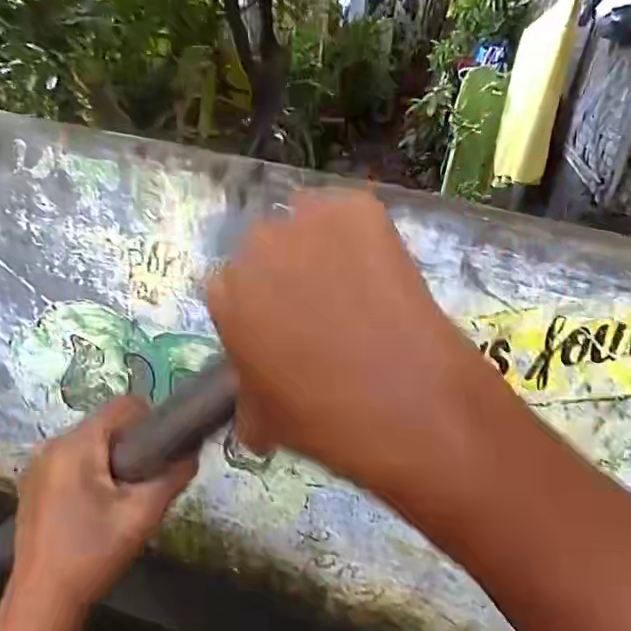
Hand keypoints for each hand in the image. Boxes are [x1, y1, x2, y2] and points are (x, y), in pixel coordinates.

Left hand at [0, 397, 197, 630]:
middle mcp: (52, 445)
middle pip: (106, 424)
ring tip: (124, 499)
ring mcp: (38, 465)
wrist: (42, 603)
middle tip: (146, 482)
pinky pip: (72, 462)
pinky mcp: (33, 486)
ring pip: (90, 444)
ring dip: (112, 461)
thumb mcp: (142, 515)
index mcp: (76, 444)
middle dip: (132, 445)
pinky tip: (98, 509)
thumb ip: (172, 476)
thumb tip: (191, 452)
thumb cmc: (92, 554)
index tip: (163, 452)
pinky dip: (91, 473)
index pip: (123, 405)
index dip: (152, 420)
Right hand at [206, 189, 507, 496]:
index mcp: (226, 294)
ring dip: (322, 245)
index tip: (283, 323)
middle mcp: (256, 247)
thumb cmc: (326, 417)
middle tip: (320, 304)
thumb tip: (252, 412)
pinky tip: (381, 269)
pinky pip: (353, 213)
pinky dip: (364, 235)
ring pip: (308, 221)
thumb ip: (247, 400)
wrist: (404, 400)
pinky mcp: (358, 209)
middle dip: (287, 270)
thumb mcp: (267, 422)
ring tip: (355, 283)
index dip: (261, 304)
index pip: (233, 285)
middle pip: (266, 246)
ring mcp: (307, 221)